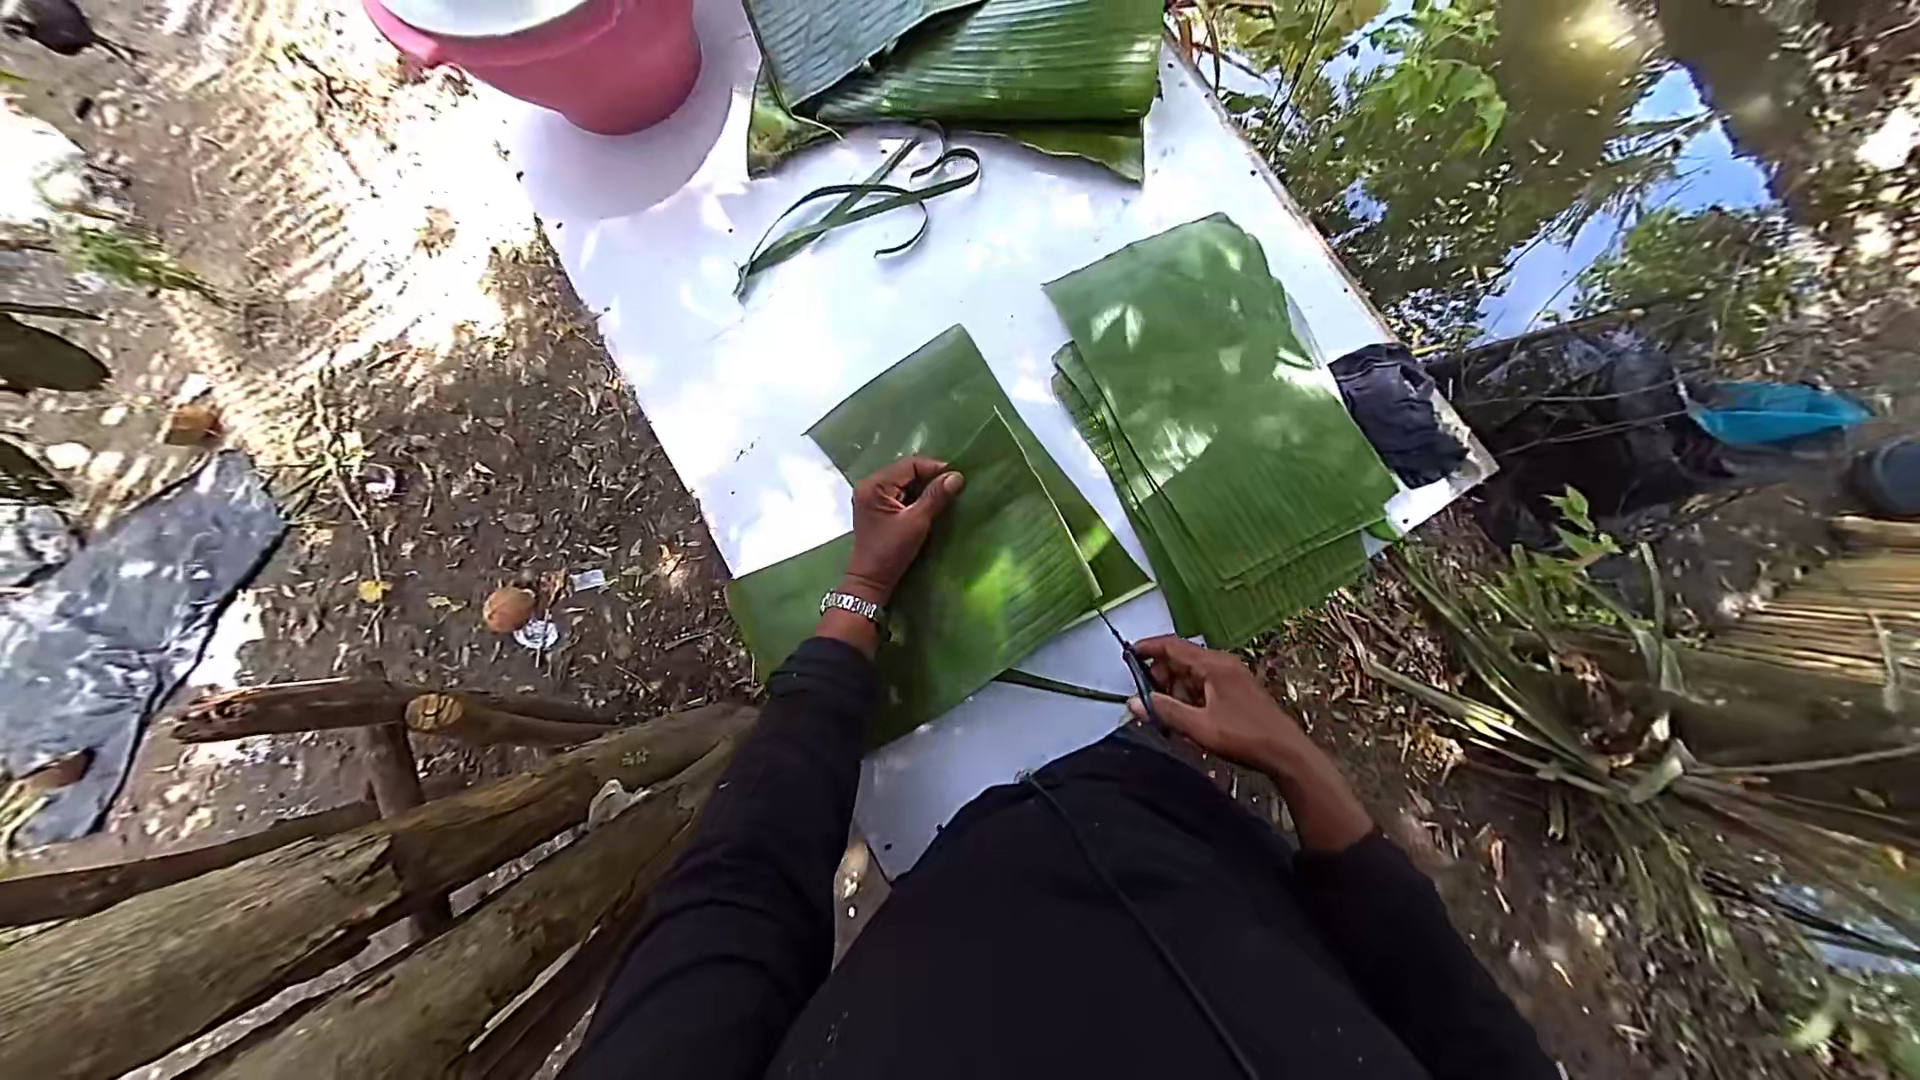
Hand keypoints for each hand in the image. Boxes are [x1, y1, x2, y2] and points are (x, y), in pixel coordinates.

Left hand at [840, 456, 964, 604]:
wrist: (870, 579)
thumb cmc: (891, 551)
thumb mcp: (916, 522)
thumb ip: (935, 497)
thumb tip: (957, 476)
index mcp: (874, 485)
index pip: (908, 465)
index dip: (933, 468)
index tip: (955, 477)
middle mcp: (869, 485)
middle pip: (905, 471)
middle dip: (929, 477)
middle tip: (952, 485)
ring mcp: (870, 496)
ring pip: (903, 482)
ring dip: (923, 486)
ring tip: (944, 494)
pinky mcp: (875, 507)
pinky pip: (898, 493)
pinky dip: (914, 496)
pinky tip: (929, 503)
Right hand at [1127, 635, 1309, 773]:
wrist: (1288, 755)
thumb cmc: (1244, 737)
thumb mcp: (1198, 727)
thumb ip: (1164, 711)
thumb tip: (1133, 702)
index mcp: (1212, 665)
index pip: (1171, 645)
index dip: (1147, 648)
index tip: (1127, 656)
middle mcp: (1221, 663)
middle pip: (1179, 660)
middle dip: (1160, 677)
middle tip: (1149, 700)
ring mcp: (1231, 675)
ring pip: (1190, 674)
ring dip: (1174, 691)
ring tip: (1169, 716)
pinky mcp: (1236, 690)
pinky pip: (1203, 684)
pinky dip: (1189, 696)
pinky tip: (1187, 718)